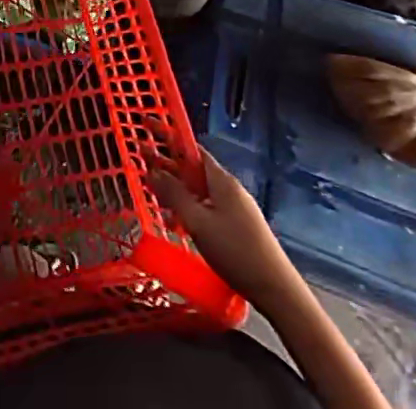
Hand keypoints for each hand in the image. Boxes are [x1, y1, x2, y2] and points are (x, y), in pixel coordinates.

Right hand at [152, 151, 297, 307]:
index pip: (191, 149)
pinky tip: (175, 222)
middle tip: (141, 163)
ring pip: (197, 190)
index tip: (146, 127)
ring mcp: (233, 207)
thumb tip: (152, 171)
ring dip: (175, 190)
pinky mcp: (235, 224)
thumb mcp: (198, 221)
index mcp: (221, 180)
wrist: (275, 289)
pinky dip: (187, 207)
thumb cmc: (235, 250)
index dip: (168, 136)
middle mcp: (228, 188)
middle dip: (167, 165)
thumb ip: (174, 195)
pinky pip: (205, 206)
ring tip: (153, 194)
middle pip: (192, 169)